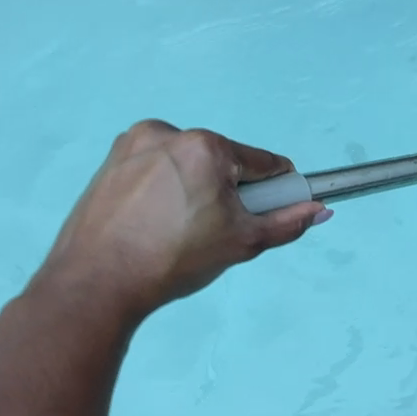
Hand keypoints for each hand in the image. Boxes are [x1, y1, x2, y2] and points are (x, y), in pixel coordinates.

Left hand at [32, 120, 330, 321]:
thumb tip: (321, 210)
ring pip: (191, 164)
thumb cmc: (176, 258)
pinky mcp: (110, 161)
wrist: (95, 283)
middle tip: (215, 230)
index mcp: (205, 146)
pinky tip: (157, 221)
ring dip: (199, 188)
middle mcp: (169, 132)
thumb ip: (287, 222)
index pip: (264, 163)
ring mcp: (133, 143)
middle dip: (231, 190)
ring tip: (182, 228)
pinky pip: (159, 168)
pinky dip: (168, 188)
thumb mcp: (244, 242)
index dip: (274, 192)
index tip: (260, 217)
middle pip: (225, 161)